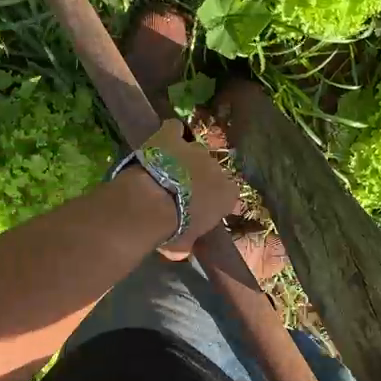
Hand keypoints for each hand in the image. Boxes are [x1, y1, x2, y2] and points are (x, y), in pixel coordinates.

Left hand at [142, 119, 236, 260]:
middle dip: (197, 178)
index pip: (227, 195)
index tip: (199, 208)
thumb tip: (180, 252)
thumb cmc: (174, 229)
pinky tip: (162, 141)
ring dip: (182, 158)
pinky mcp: (171, 137)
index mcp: (227, 195)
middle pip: (209, 170)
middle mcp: (216, 168)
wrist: (152, 205)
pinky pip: (174, 129)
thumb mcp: (184, 243)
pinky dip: (169, 134)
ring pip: (193, 150)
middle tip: (178, 190)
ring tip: (166, 169)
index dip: (212, 199)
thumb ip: (187, 242)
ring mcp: (194, 150)